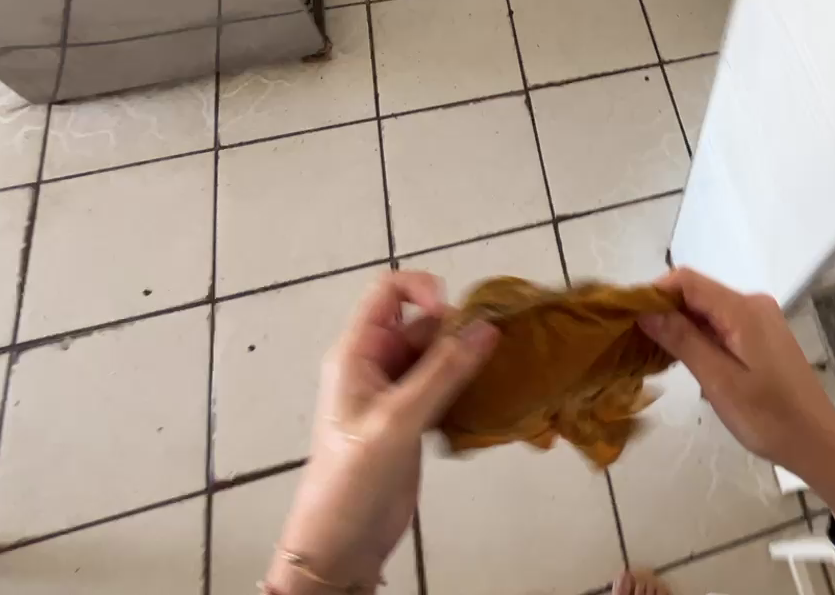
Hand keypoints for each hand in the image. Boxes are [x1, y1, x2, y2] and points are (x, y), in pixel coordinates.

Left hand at [268, 271, 497, 592]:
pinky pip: (446, 380)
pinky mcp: (414, 414)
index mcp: (358, 351)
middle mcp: (377, 362)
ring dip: (466, 356)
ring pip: (438, 351)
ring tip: (494, 371)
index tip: (452, 313)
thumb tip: (488, 328)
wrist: (340, 546)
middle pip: (422, 321)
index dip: (422, 289)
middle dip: (456, 329)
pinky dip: (466, 381)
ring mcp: (396, 389)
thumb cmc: (352, 479)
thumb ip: (443, 372)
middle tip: (486, 351)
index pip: (388, 290)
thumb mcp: (396, 420)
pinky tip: (485, 395)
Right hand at [637, 268, 834, 540]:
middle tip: (634, 338)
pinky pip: (720, 322)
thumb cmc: (769, 417)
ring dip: (679, 323)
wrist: (817, 441)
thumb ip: (683, 341)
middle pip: (697, 292)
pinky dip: (698, 334)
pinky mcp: (760, 334)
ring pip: (707, 308)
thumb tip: (646, 311)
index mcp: (743, 309)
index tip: (627, 316)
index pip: (688, 280)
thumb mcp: (719, 382)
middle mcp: (751, 303)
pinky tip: (682, 357)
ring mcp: (758, 318)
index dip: (654, 291)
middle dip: (663, 309)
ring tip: (651, 350)